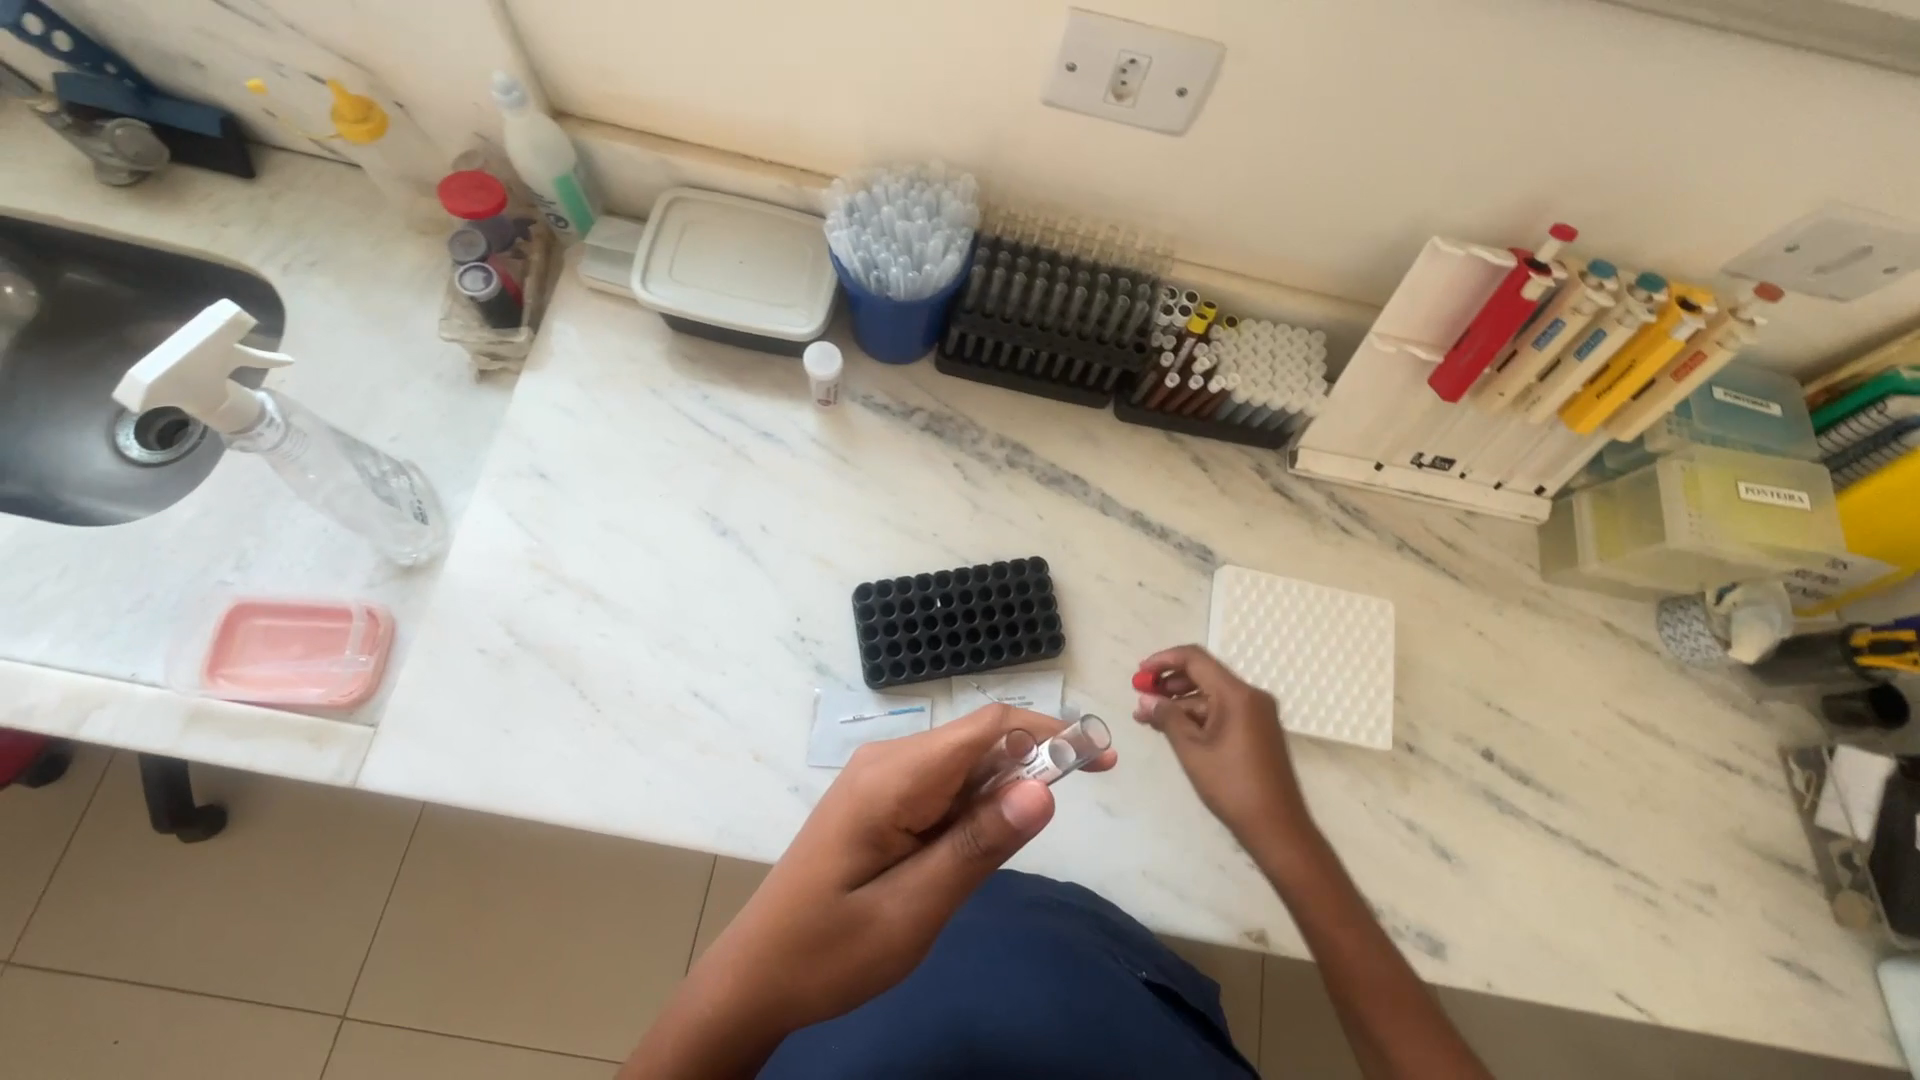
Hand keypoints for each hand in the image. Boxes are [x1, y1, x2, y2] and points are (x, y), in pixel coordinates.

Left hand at [694, 704, 1116, 1033]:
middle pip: (979, 739)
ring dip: (1004, 788)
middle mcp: (887, 762)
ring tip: (1010, 845)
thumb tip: (1044, 788)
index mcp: (892, 778)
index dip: (1052, 732)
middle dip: (1034, 760)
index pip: (989, 726)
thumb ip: (978, 846)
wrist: (757, 975)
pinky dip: (975, 805)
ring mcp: (879, 778)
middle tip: (1076, 805)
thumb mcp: (913, 910)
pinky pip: (942, 785)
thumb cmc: (830, 951)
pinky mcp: (880, 800)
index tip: (1103, 761)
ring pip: (963, 763)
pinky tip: (975, 845)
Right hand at [1133, 645, 1311, 845]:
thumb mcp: (1191, 750)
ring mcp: (1257, 714)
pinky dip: (1197, 716)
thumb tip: (1146, 700)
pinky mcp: (1257, 730)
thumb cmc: (1232, 786)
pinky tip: (1174, 729)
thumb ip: (1167, 718)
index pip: (1195, 659)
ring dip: (1180, 703)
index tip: (1139, 674)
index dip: (1163, 661)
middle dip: (1168, 682)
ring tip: (1149, 718)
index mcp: (1237, 694)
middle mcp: (1250, 696)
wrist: (1276, 826)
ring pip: (1211, 696)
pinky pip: (1222, 712)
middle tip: (1140, 696)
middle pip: (1204, 675)